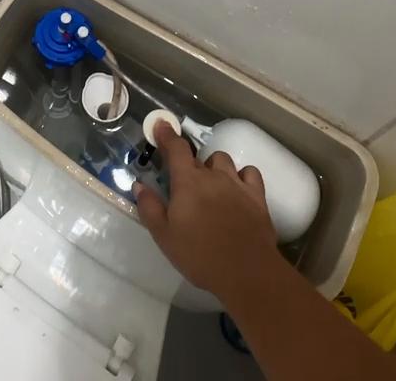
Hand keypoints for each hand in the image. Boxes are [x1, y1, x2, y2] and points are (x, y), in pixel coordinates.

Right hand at [133, 124, 284, 300]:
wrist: (245, 271)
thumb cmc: (199, 255)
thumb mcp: (164, 236)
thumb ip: (150, 208)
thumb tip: (139, 185)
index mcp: (188, 181)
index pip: (176, 148)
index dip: (167, 134)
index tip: (161, 124)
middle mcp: (212, 175)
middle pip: (199, 157)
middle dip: (189, 164)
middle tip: (185, 183)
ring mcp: (237, 183)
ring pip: (223, 160)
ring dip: (214, 167)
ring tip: (210, 185)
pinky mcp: (257, 196)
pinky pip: (249, 173)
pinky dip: (242, 175)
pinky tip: (237, 188)